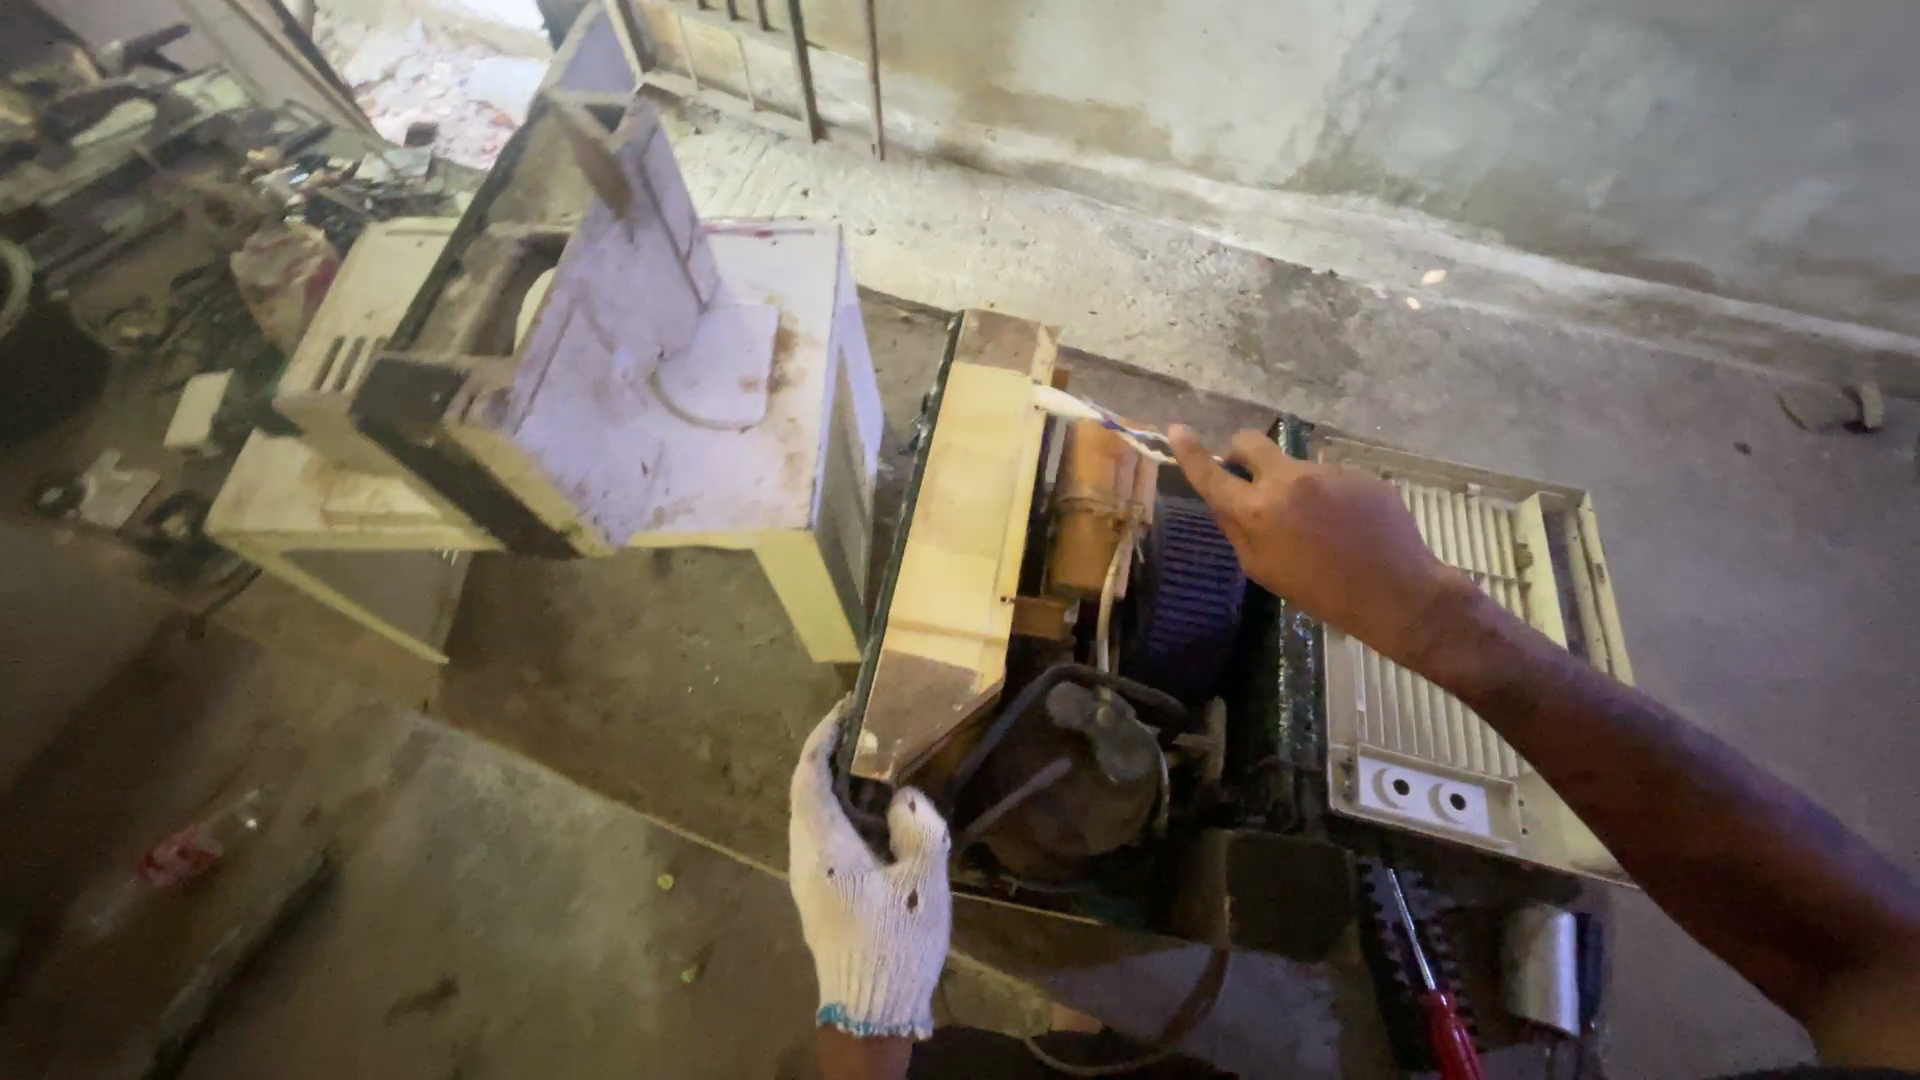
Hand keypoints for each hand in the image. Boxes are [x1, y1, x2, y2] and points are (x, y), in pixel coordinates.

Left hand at [789, 701, 951, 1040]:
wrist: (869, 1009)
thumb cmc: (896, 942)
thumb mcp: (924, 881)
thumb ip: (918, 828)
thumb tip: (902, 798)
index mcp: (826, 848)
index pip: (808, 777)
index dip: (821, 738)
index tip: (843, 709)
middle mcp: (805, 857)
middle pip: (804, 791)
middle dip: (827, 755)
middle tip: (864, 731)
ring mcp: (806, 877)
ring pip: (810, 813)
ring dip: (835, 783)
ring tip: (874, 766)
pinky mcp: (816, 893)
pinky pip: (820, 834)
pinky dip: (840, 809)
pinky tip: (875, 814)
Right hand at [1167, 425, 1463, 665]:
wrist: (1394, 590)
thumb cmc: (1318, 590)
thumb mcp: (1261, 568)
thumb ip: (1236, 528)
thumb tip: (1224, 501)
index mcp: (1257, 510)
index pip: (1212, 474)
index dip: (1190, 452)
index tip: (1177, 430)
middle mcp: (1288, 480)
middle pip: (1251, 442)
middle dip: (1241, 452)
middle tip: (1250, 475)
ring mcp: (1328, 473)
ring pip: (1295, 467)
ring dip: (1295, 486)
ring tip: (1320, 525)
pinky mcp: (1360, 474)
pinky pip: (1331, 479)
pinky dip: (1330, 497)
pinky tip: (1347, 525)